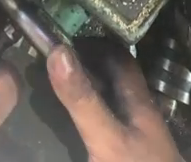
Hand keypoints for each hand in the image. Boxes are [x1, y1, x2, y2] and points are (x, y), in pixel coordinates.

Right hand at [48, 44, 183, 161]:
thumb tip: (57, 49)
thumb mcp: (107, 139)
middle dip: (85, 67)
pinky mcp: (129, 157)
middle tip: (50, 65)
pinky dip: (88, 122)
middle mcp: (140, 116)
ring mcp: (137, 141)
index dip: (92, 43)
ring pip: (110, 105)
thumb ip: (83, 99)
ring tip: (53, 90)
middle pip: (113, 80)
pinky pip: (108, 129)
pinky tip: (71, 128)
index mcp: (139, 102)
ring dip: (85, 94)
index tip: (60, 40)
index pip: (118, 57)